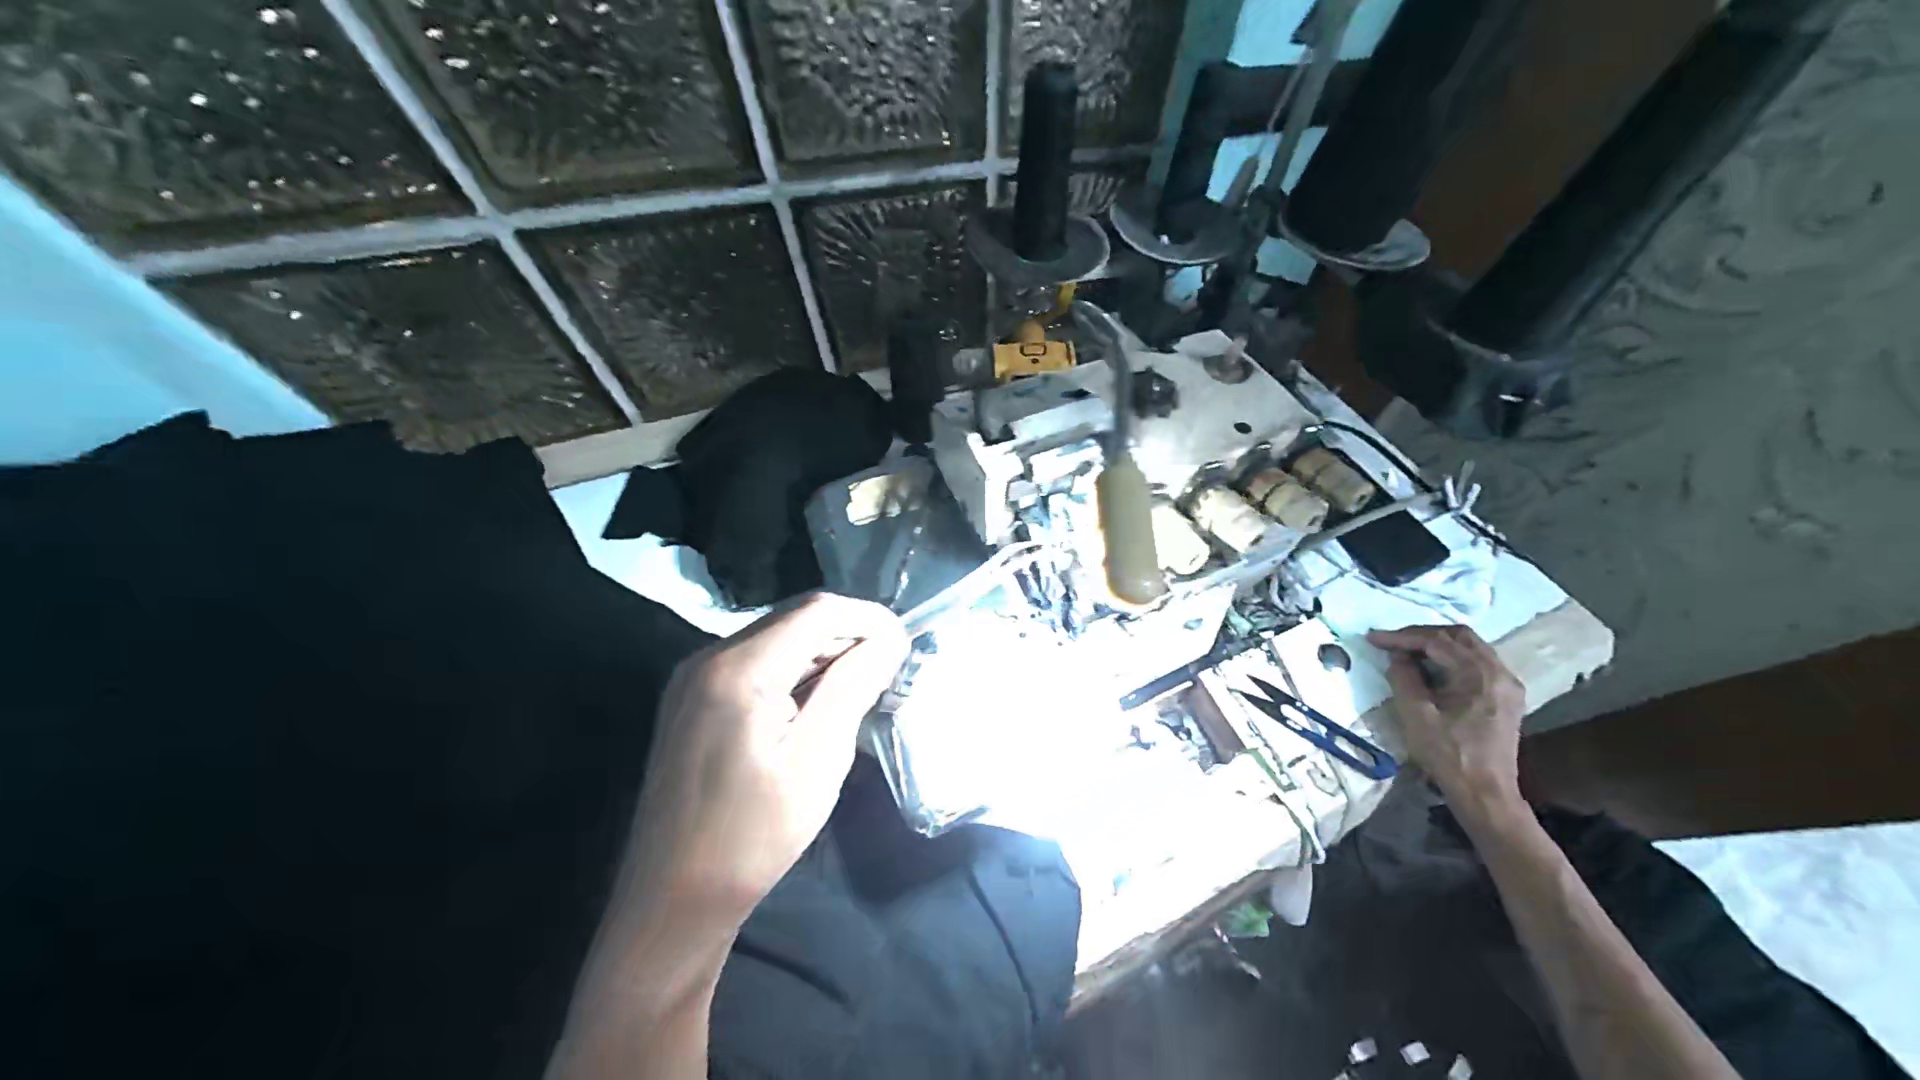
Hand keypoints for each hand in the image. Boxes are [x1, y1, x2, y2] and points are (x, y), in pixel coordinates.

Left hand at [624, 591, 908, 921]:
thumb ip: (853, 688)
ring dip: (822, 649)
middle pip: (794, 617)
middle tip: (888, 668)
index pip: (817, 612)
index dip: (868, 618)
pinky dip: (793, 667)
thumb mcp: (818, 761)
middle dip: (847, 632)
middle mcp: (708, 656)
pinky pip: (753, 659)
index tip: (904, 644)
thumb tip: (888, 640)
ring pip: (775, 635)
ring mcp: (693, 676)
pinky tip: (815, 698)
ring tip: (860, 683)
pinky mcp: (691, 696)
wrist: (672, 897)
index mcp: (739, 670)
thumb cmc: (752, 837)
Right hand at [1367, 624, 1526, 805]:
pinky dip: (1450, 657)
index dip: (1401, 636)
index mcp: (1480, 675)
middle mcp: (1500, 673)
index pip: (1437, 641)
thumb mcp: (1415, 713)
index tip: (1373, 638)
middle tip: (1391, 641)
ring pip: (1469, 647)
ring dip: (1436, 644)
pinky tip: (1431, 668)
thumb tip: (1397, 656)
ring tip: (1406, 651)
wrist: (1484, 792)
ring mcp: (1507, 685)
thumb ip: (1404, 677)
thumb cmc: (1447, 753)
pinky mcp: (1505, 696)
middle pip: (1459, 636)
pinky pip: (1477, 662)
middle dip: (1421, 634)